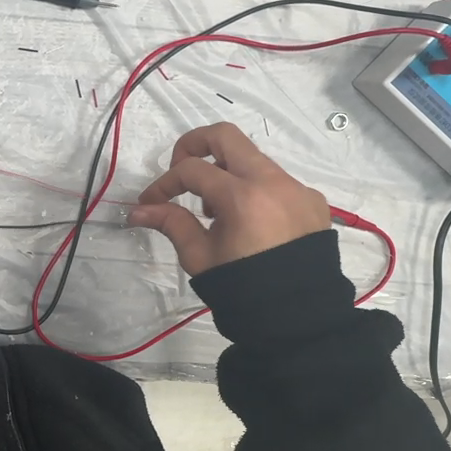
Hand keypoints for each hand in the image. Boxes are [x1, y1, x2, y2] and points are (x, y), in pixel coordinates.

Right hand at [126, 122, 329, 275]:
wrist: (297, 314)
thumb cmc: (241, 286)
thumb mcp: (199, 255)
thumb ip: (170, 223)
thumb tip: (138, 210)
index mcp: (242, 197)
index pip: (192, 170)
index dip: (164, 183)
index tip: (150, 203)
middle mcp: (273, 181)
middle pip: (226, 135)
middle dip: (193, 146)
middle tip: (180, 171)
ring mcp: (296, 188)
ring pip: (252, 158)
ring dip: (224, 171)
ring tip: (213, 210)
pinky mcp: (311, 199)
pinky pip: (275, 180)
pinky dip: (251, 189)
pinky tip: (246, 222)